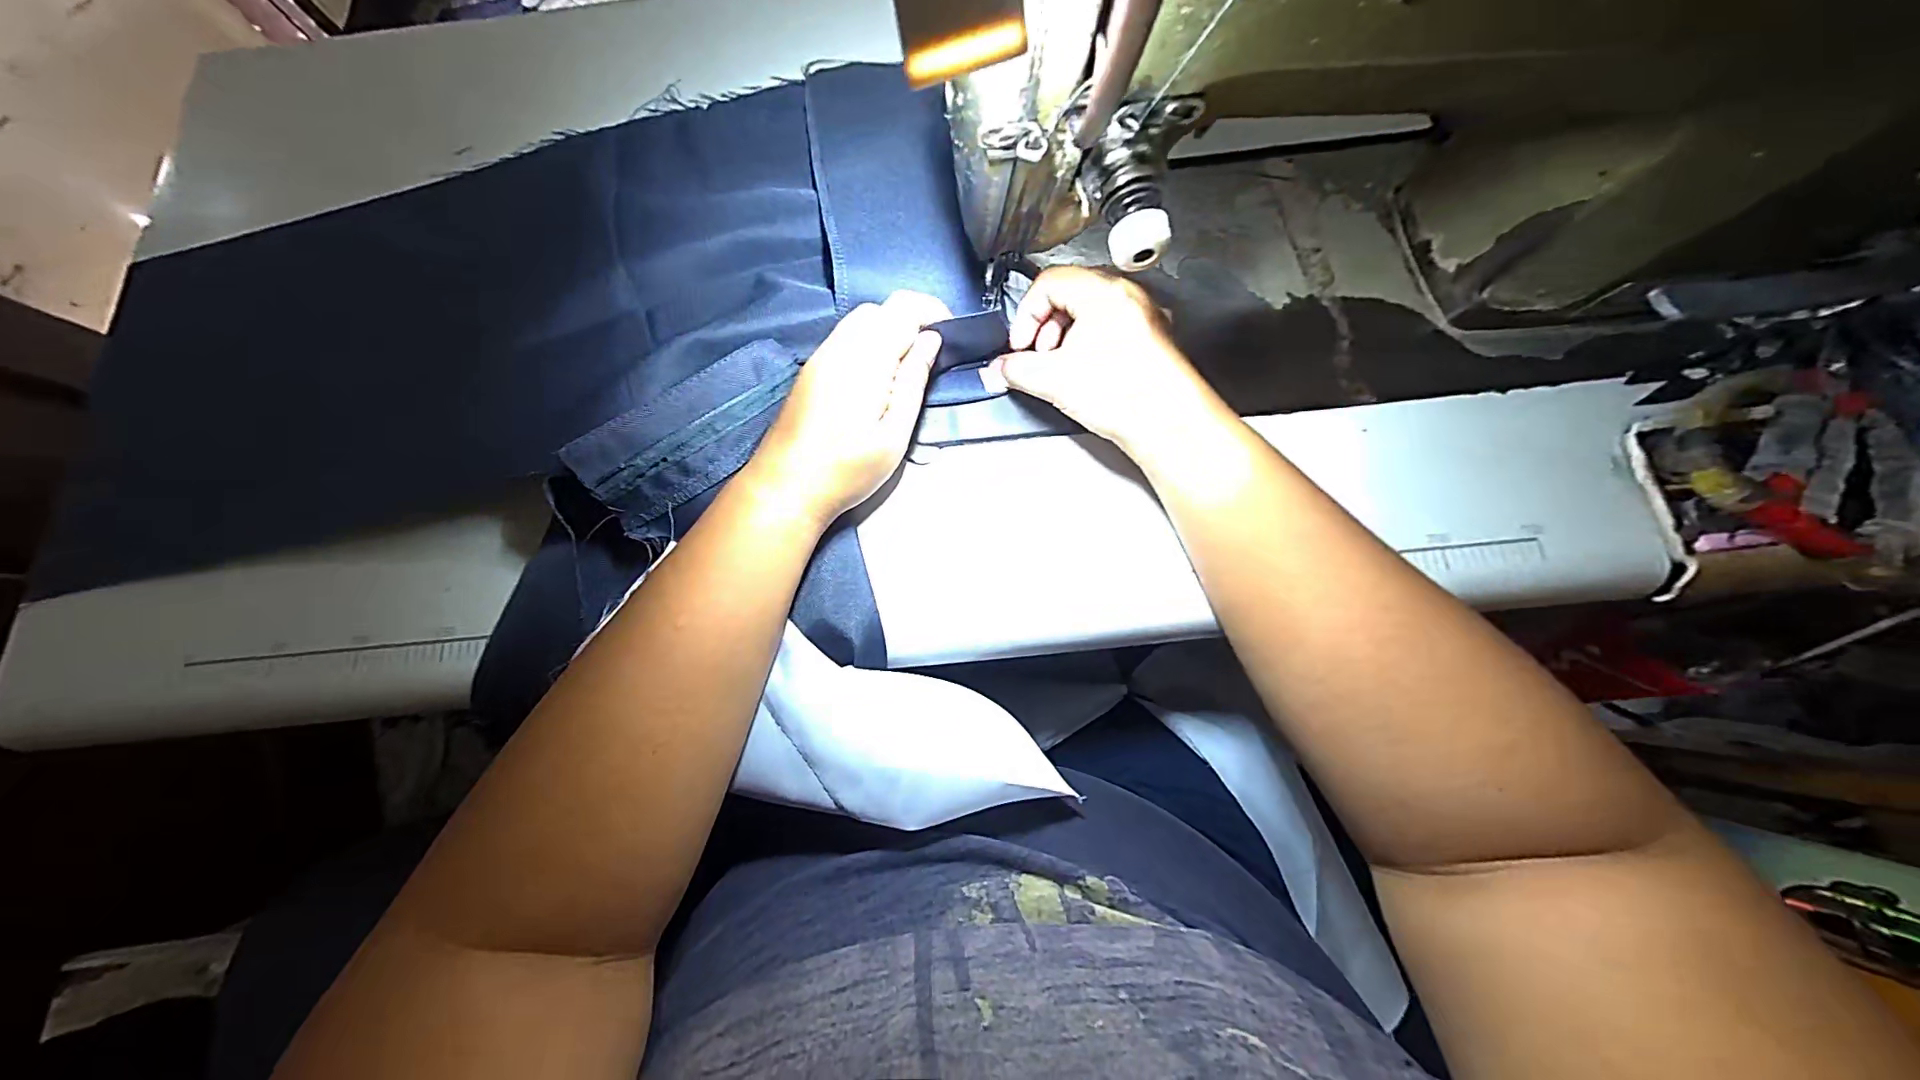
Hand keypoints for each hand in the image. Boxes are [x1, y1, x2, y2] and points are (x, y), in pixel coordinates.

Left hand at [744, 291, 948, 526]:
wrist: (786, 487)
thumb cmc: (846, 469)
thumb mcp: (895, 434)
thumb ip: (914, 381)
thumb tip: (931, 341)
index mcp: (865, 359)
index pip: (903, 307)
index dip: (933, 311)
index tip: (949, 336)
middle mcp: (839, 348)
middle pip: (880, 310)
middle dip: (910, 322)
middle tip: (928, 359)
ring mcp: (820, 358)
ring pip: (859, 322)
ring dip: (888, 334)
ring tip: (903, 374)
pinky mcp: (810, 372)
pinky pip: (844, 340)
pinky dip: (867, 346)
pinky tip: (875, 382)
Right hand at [986, 266, 1226, 452]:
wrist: (1169, 424)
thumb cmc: (1128, 395)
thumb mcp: (1052, 379)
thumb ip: (1016, 368)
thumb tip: (1001, 368)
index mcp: (1103, 292)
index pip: (1048, 282)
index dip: (1025, 314)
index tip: (1020, 343)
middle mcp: (1128, 297)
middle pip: (1070, 295)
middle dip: (1044, 326)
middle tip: (1035, 355)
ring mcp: (1143, 317)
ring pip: (1091, 314)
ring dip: (1066, 338)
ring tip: (1059, 369)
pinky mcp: (1152, 341)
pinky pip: (1111, 331)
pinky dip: (1090, 347)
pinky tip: (1084, 376)